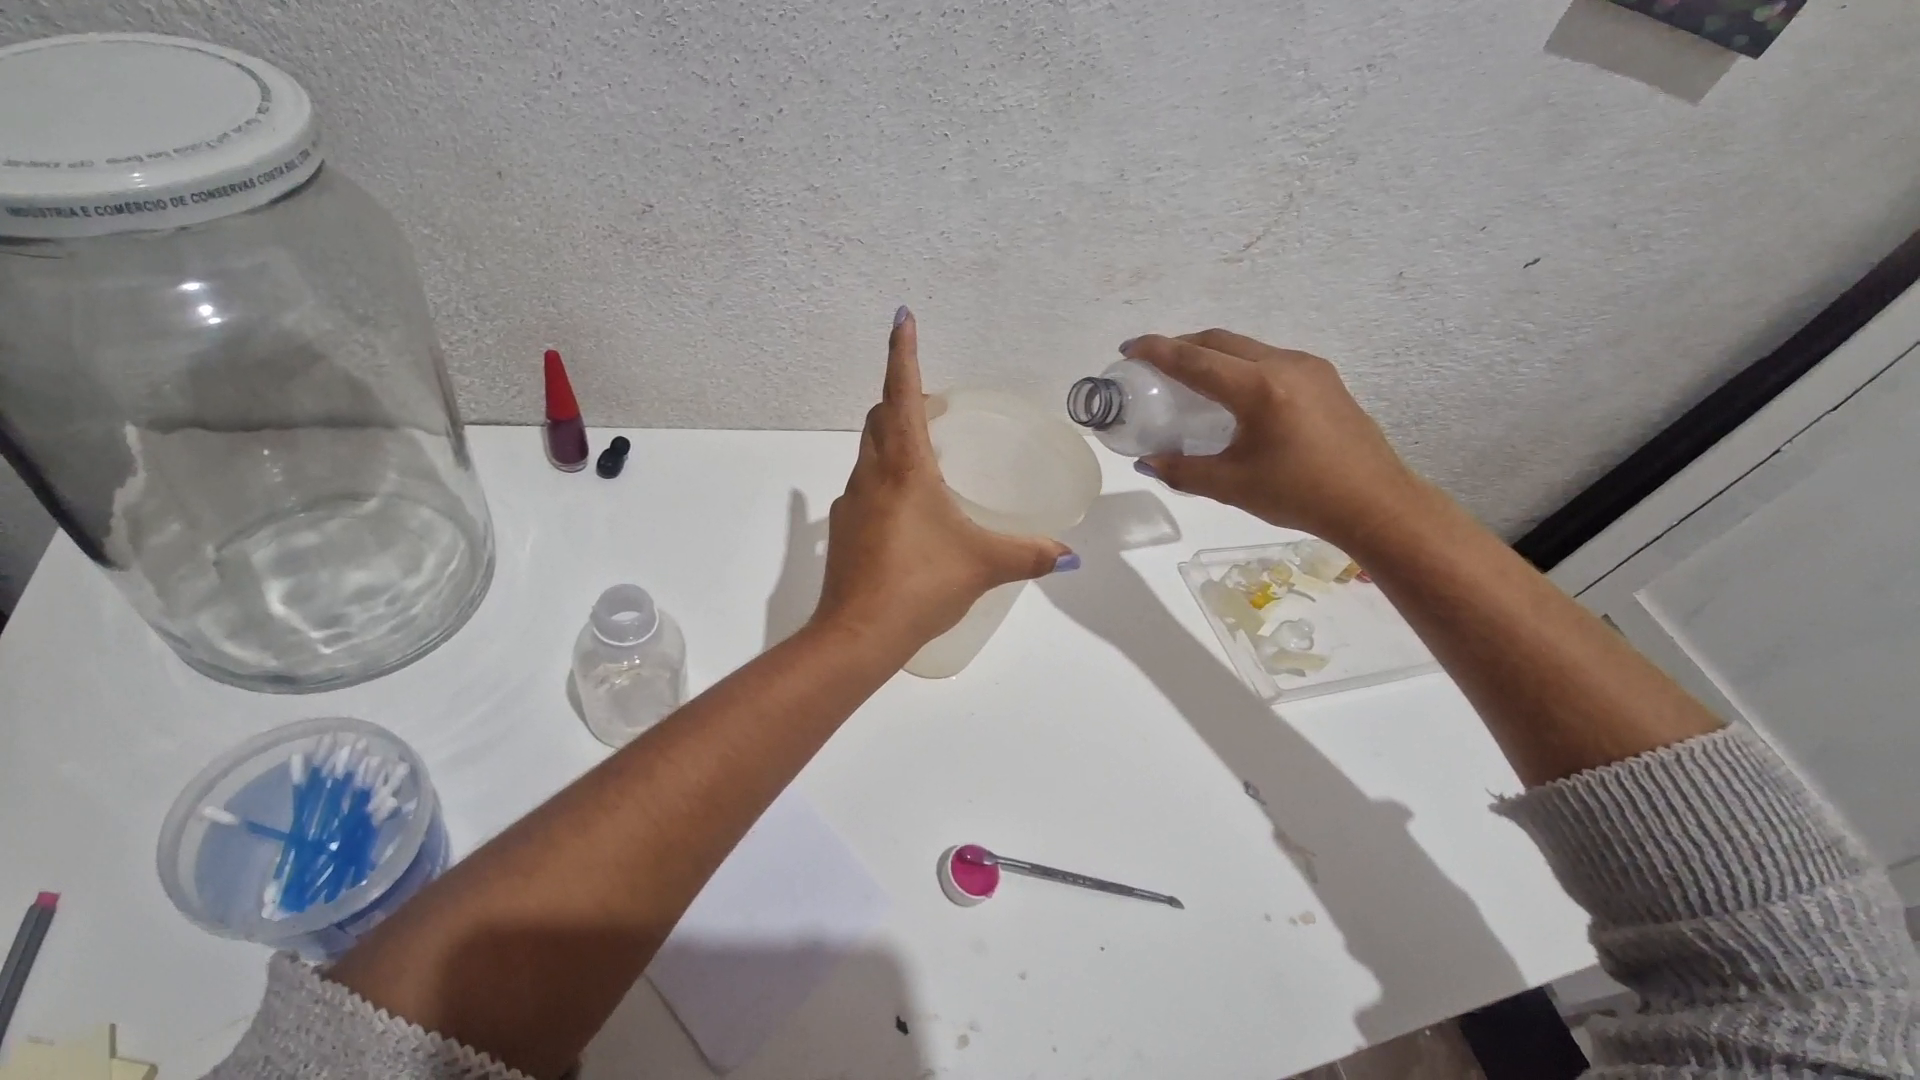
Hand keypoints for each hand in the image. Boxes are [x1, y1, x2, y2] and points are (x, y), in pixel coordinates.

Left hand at [811, 308, 1073, 649]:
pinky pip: (864, 488)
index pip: (901, 394)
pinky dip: (884, 478)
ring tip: (926, 451)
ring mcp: (852, 504)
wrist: (858, 635)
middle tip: (932, 401)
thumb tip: (1069, 555)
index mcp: (905, 467)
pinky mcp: (845, 532)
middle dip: (901, 396)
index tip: (902, 317)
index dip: (902, 353)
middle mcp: (872, 475)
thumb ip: (1030, 554)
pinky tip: (906, 509)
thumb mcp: (984, 565)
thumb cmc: (922, 585)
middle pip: (879, 418)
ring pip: (868, 452)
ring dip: (892, 437)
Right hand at [1124, 329, 1428, 544]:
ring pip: (1247, 347)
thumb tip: (1146, 462)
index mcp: (1259, 389)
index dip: (1156, 351)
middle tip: (1152, 362)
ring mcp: (1309, 368)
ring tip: (1188, 376)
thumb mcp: (1233, 485)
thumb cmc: (1301, 495)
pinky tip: (1233, 392)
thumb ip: (1183, 470)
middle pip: (1220, 342)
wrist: (1375, 503)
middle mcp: (1284, 365)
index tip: (1128, 349)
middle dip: (1182, 346)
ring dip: (1212, 354)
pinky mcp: (1324, 379)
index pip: (1195, 360)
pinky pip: (1270, 359)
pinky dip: (1240, 366)